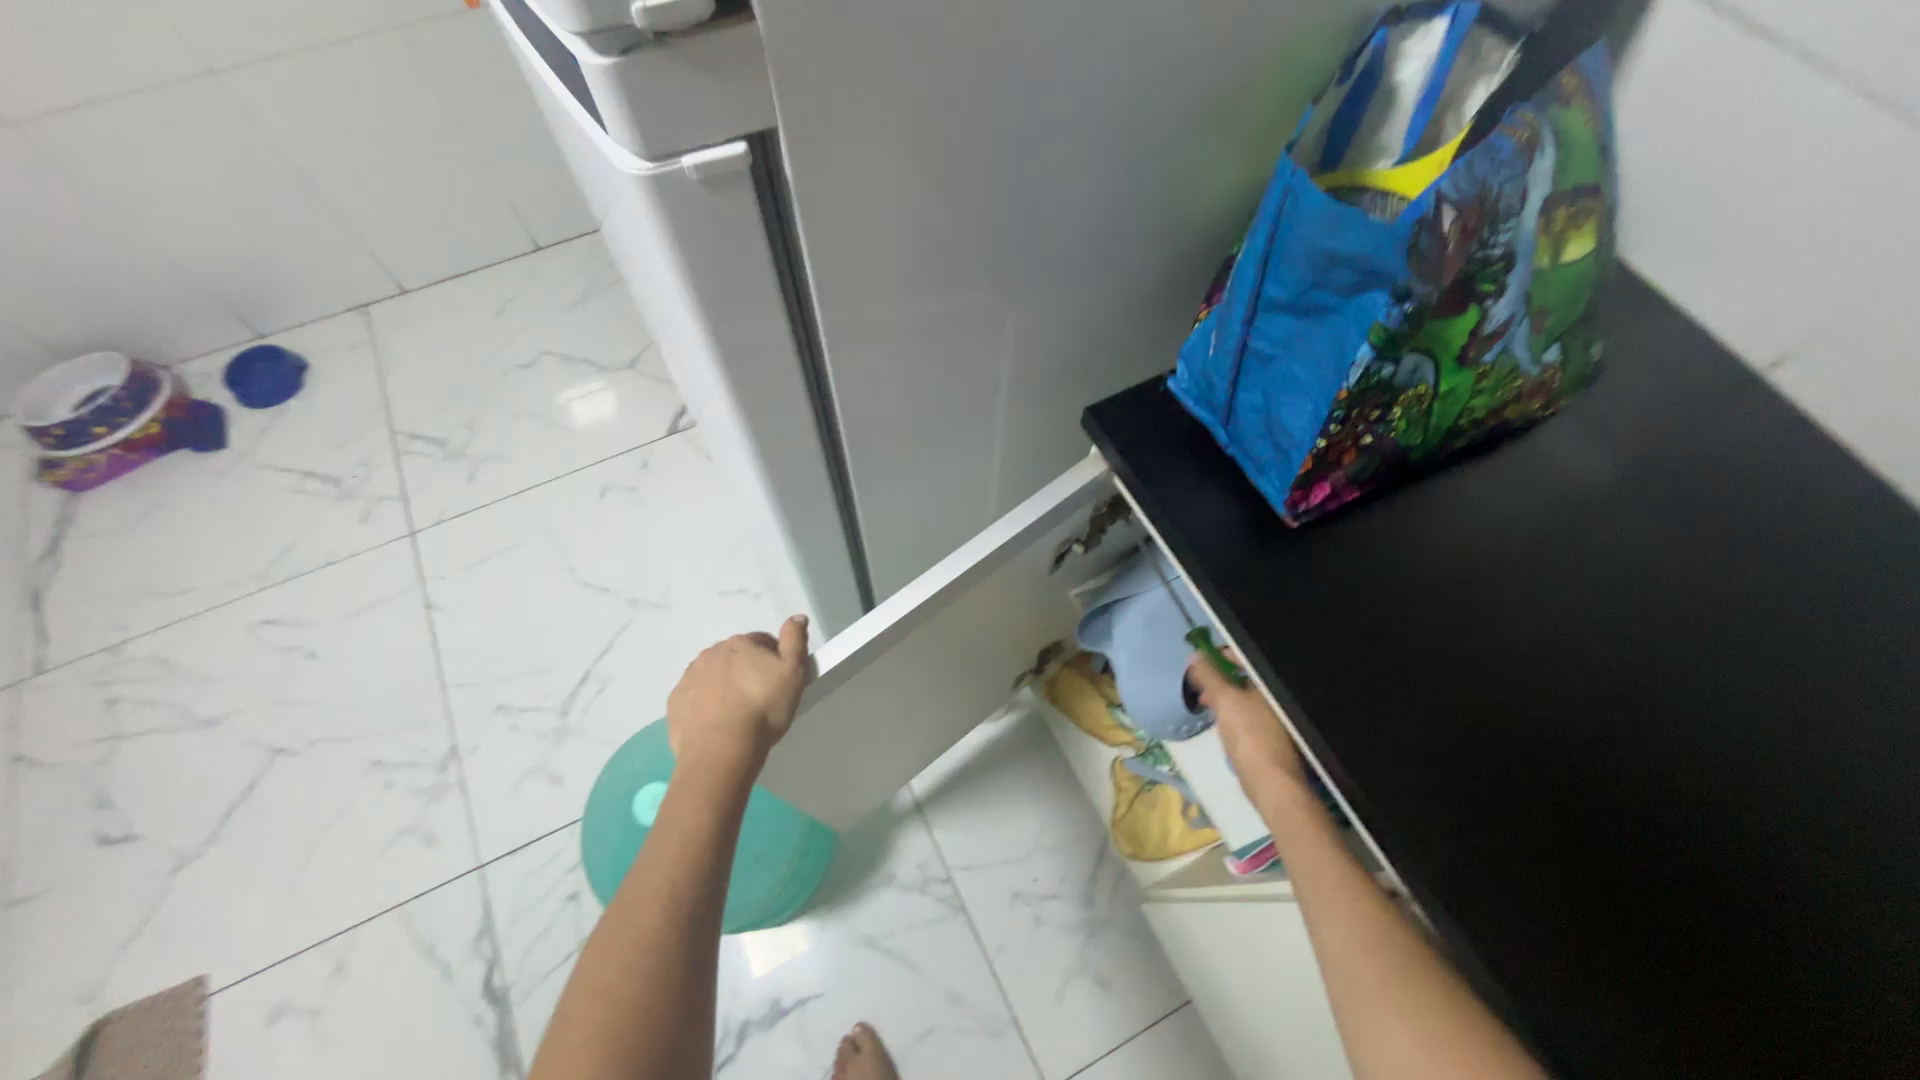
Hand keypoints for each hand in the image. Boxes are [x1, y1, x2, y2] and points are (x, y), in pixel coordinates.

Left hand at [666, 615, 810, 771]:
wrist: (721, 748)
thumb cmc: (763, 708)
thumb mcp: (793, 673)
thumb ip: (795, 640)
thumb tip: (797, 616)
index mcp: (740, 643)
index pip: (762, 641)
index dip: (774, 659)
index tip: (778, 681)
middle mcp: (711, 652)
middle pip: (734, 656)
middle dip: (745, 670)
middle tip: (758, 698)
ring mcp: (689, 676)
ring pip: (712, 674)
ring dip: (723, 685)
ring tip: (736, 712)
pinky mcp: (676, 701)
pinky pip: (694, 695)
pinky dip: (705, 703)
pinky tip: (716, 722)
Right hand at [1187, 650, 1308, 799]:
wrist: (1270, 781)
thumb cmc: (1249, 736)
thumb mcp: (1224, 700)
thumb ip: (1209, 676)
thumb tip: (1194, 655)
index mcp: (1268, 684)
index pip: (1244, 657)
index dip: (1220, 654)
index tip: (1199, 664)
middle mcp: (1274, 696)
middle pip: (1244, 676)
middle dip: (1219, 677)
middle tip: (1198, 686)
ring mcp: (1274, 715)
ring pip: (1244, 695)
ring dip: (1222, 695)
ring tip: (1204, 703)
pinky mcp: (1268, 733)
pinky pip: (1246, 712)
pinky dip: (1231, 711)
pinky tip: (1219, 721)